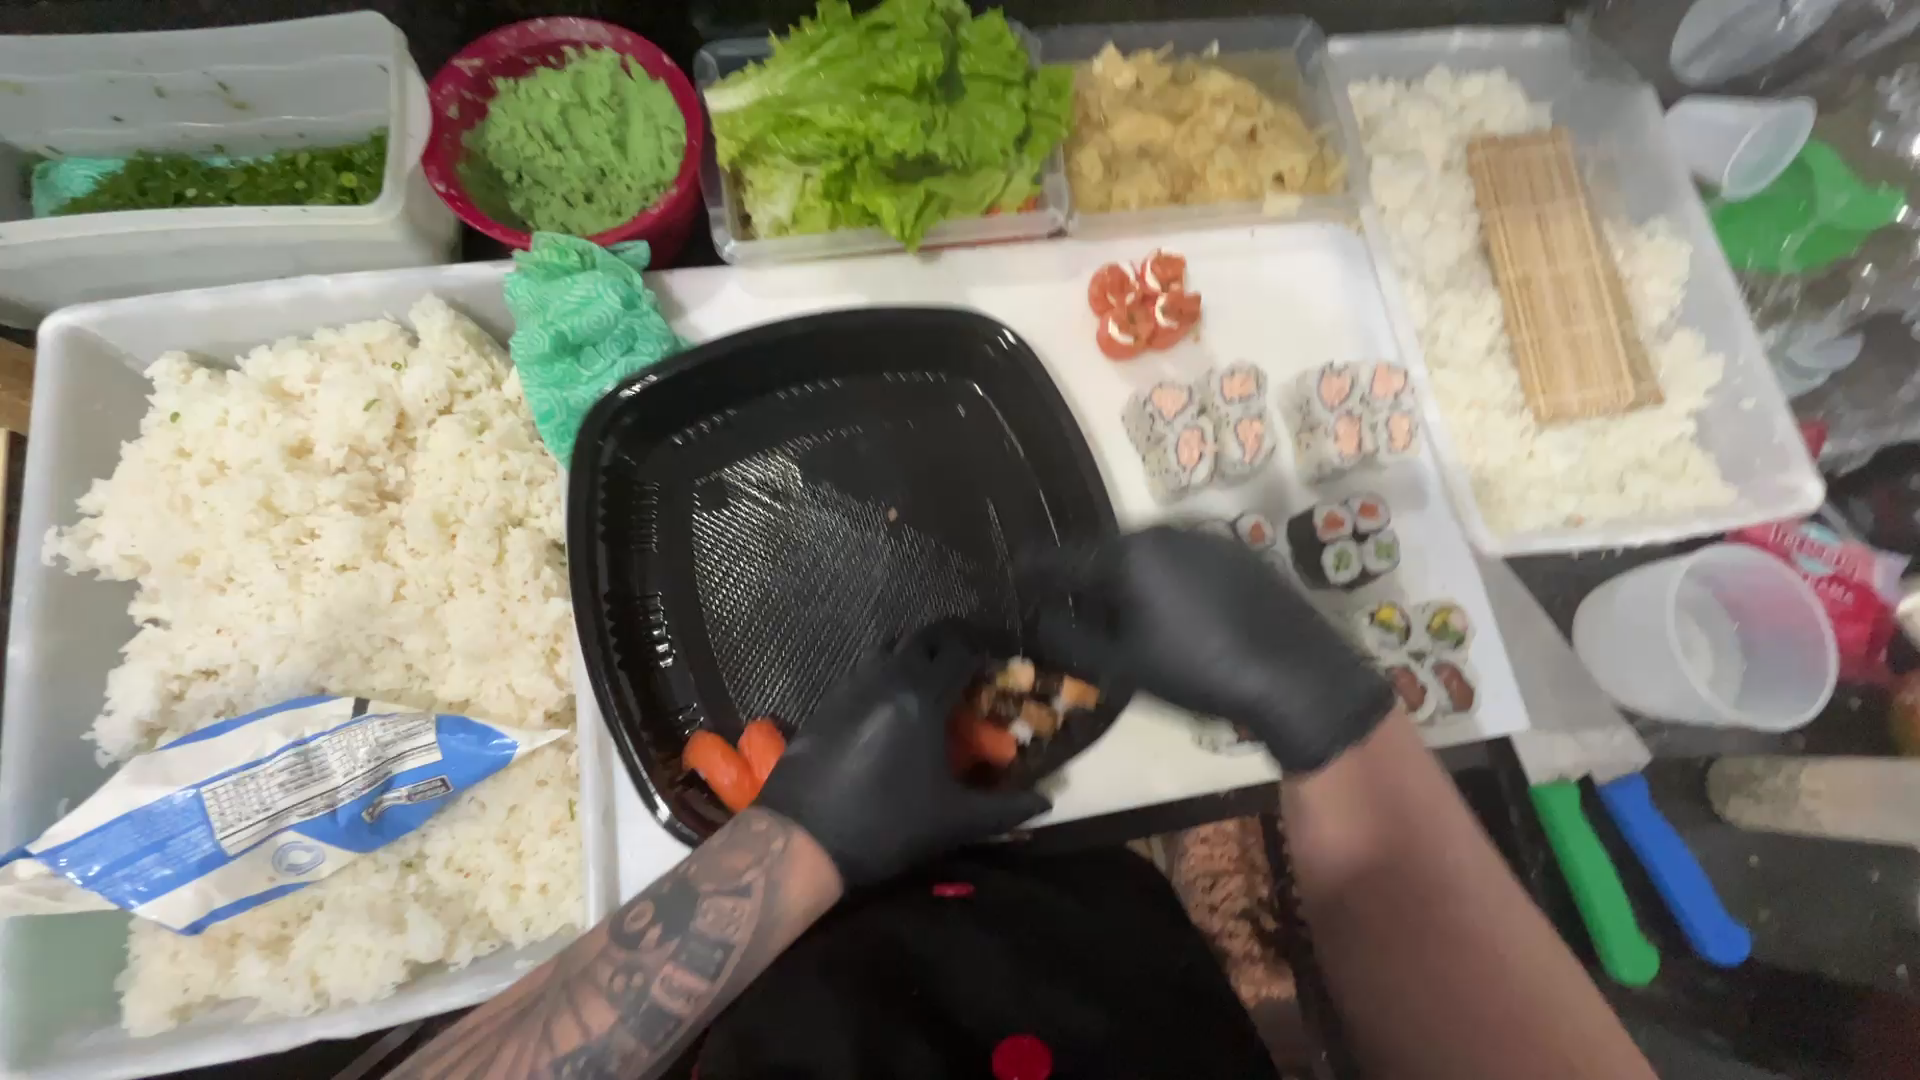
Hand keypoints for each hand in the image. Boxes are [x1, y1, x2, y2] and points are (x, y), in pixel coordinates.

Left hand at [755, 621, 1049, 887]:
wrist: (802, 839)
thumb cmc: (885, 827)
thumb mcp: (952, 822)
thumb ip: (1004, 809)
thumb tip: (1047, 801)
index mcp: (922, 699)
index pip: (960, 654)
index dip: (982, 656)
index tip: (993, 669)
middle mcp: (888, 678)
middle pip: (924, 637)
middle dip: (950, 642)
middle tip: (966, 662)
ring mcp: (852, 684)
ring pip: (889, 645)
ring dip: (914, 651)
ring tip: (929, 675)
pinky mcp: (828, 698)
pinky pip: (864, 666)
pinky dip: (884, 668)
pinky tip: (888, 699)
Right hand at [1024, 526, 1393, 773]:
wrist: (1299, 674)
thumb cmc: (1200, 672)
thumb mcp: (1124, 665)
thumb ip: (1071, 640)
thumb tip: (1039, 620)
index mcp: (1128, 556)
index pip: (1063, 559)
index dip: (1034, 570)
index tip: (1014, 574)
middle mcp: (1161, 534)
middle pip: (1103, 552)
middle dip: (1081, 577)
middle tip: (1068, 606)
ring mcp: (1202, 538)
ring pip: (1142, 553)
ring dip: (1122, 578)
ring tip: (1119, 613)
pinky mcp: (1233, 551)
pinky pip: (1178, 558)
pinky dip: (1158, 578)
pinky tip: (1170, 611)